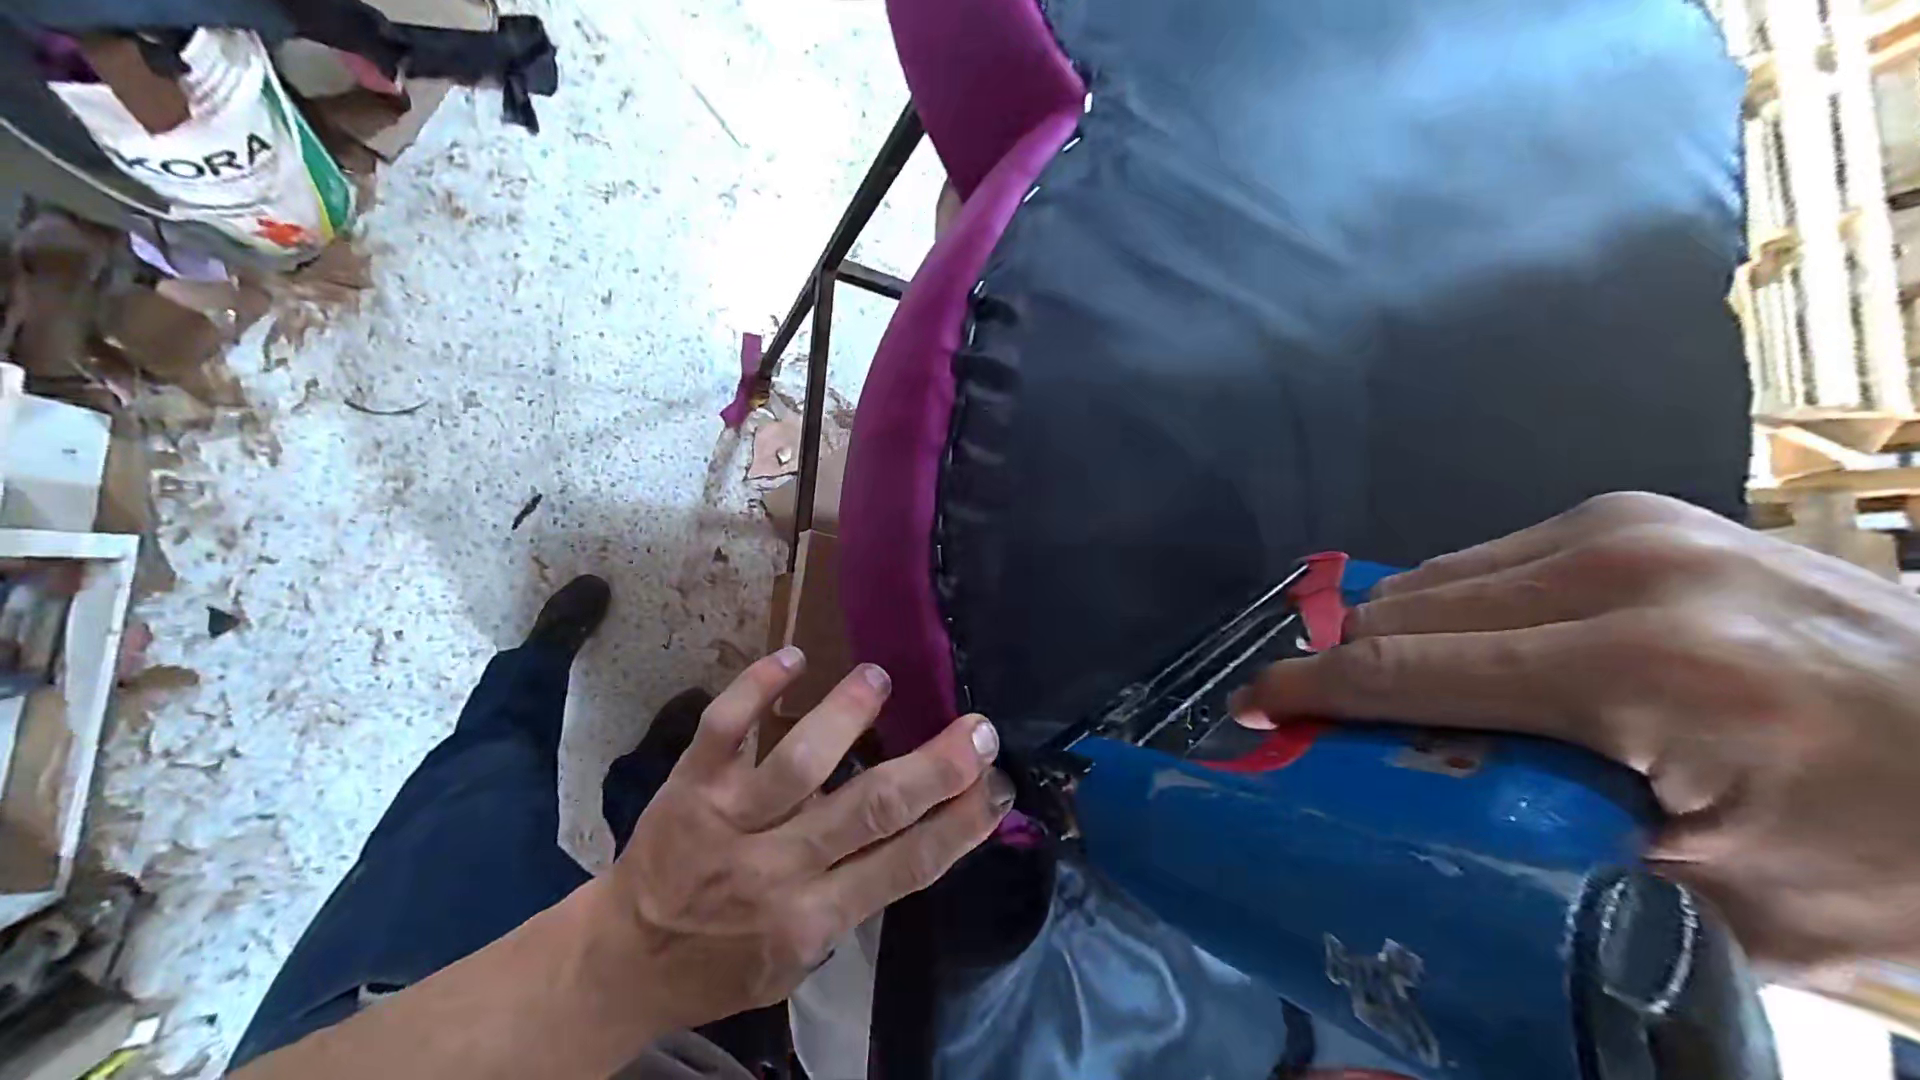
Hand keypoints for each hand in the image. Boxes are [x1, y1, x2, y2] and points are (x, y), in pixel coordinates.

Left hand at [608, 649, 1013, 1030]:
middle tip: (978, 728)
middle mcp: (777, 869)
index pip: (906, 866)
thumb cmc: (727, 958)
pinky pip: (725, 728)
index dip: (961, 823)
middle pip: (868, 810)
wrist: (624, 959)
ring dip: (845, 716)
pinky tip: (794, 656)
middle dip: (934, 768)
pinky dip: (756, 686)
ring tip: (879, 679)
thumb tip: (932, 830)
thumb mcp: (804, 956)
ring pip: (797, 763)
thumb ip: (863, 894)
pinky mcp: (690, 785)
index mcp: (814, 919)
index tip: (999, 784)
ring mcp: (728, 821)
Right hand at [1231, 492, 1919, 967]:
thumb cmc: (1912, 854)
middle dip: (1349, 670)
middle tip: (1339, 729)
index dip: (1309, 692)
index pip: (1408, 672)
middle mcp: (1615, 566)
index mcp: (1645, 670)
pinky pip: (1475, 564)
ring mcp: (1621, 523)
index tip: (1250, 709)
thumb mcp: (1727, 905)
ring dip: (1393, 639)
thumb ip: (1548, 857)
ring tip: (1407, 698)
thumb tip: (1414, 818)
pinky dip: (1446, 611)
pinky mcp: (1627, 511)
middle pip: (1400, 613)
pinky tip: (1479, 654)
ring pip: (1427, 580)